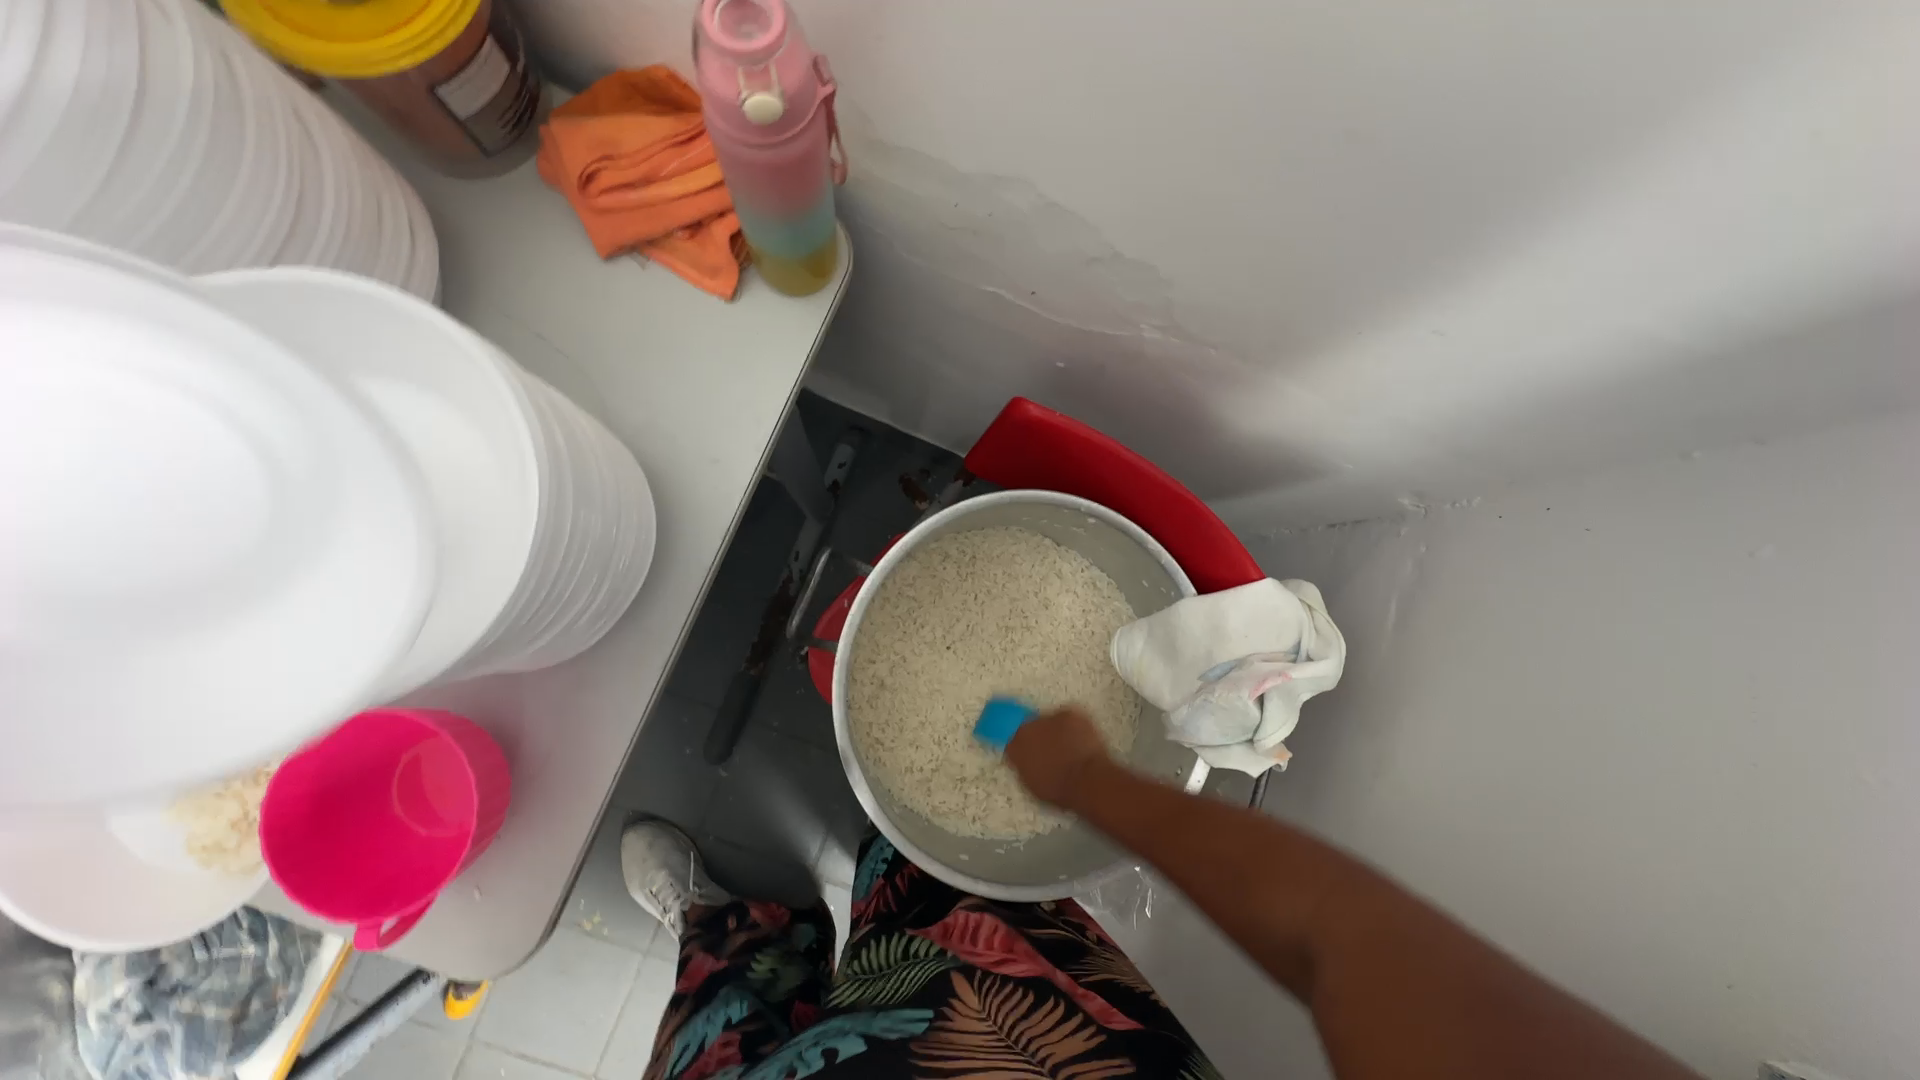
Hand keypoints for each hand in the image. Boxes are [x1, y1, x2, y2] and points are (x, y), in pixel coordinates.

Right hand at [1005, 705, 1113, 808]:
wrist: (1086, 780)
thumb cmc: (1059, 789)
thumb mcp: (1032, 784)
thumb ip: (1024, 766)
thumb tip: (1026, 759)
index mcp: (1014, 747)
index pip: (1011, 740)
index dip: (1021, 745)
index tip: (1029, 751)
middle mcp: (1026, 727)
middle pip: (1030, 727)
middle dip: (1039, 736)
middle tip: (1052, 750)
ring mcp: (1048, 717)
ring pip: (1050, 720)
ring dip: (1056, 730)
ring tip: (1070, 746)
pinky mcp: (1069, 712)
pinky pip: (1069, 718)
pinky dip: (1073, 726)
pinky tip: (1081, 739)